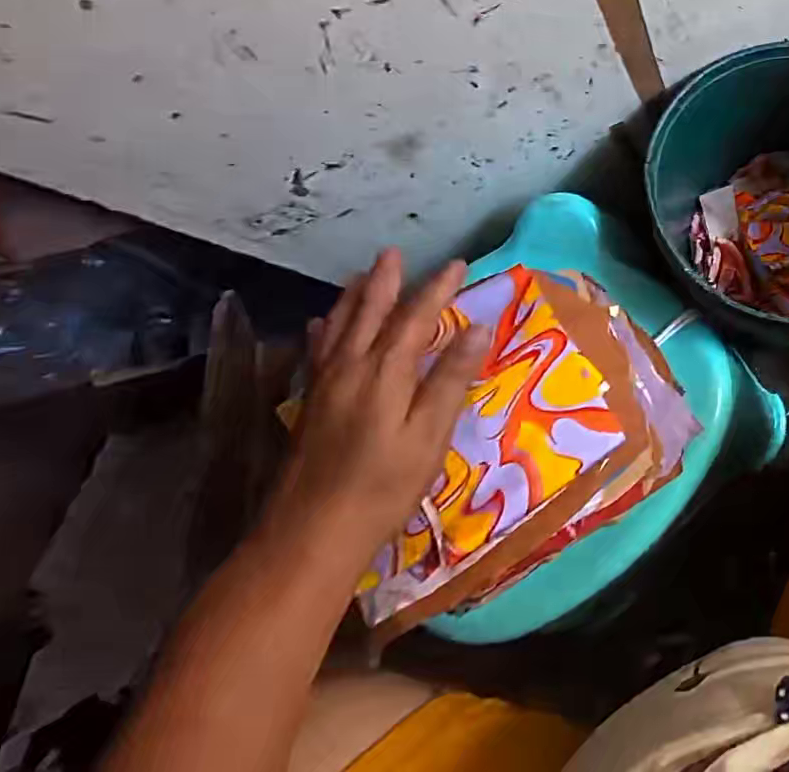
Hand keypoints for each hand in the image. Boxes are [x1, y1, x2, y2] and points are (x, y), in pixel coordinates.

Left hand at [264, 248, 489, 560]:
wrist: (310, 535)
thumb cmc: (384, 486)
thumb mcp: (430, 434)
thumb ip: (452, 378)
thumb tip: (478, 328)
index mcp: (385, 374)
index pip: (415, 318)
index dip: (437, 289)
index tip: (457, 265)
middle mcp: (350, 369)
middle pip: (370, 314)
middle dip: (386, 282)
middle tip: (394, 253)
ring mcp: (324, 386)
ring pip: (339, 327)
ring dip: (355, 298)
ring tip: (363, 275)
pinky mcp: (310, 405)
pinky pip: (318, 352)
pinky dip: (325, 330)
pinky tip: (322, 325)